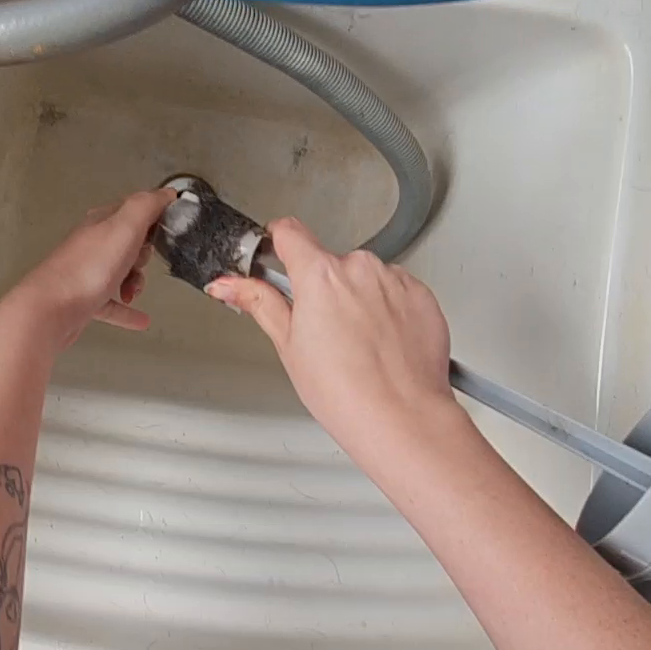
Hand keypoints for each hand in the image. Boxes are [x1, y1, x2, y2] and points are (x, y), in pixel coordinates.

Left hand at [0, 188, 175, 349]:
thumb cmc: (91, 267)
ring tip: (132, 293)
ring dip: (135, 283)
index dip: (153, 219)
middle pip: (129, 244)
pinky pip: (112, 305)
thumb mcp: (124, 227)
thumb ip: (147, 206)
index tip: (168, 232)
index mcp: (101, 223)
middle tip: (139, 263)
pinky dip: (127, 311)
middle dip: (143, 255)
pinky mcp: (83, 302)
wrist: (51, 309)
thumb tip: (167, 192)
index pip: (133, 211)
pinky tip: (142, 321)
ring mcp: (86, 274)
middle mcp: (92, 245)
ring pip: (120, 274)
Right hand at [207, 217, 463, 457]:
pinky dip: (387, 310)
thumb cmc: (344, 391)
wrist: (400, 416)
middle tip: (319, 329)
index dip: (277, 245)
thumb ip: (258, 302)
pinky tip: (380, 343)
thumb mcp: (287, 345)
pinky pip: (395, 291)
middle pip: (329, 262)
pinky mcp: (422, 296)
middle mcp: (360, 268)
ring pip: (364, 277)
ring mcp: (395, 280)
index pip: (289, 233)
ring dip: (356, 298)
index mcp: (320, 275)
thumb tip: (228, 284)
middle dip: (321, 288)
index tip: (275, 258)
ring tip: (355, 343)